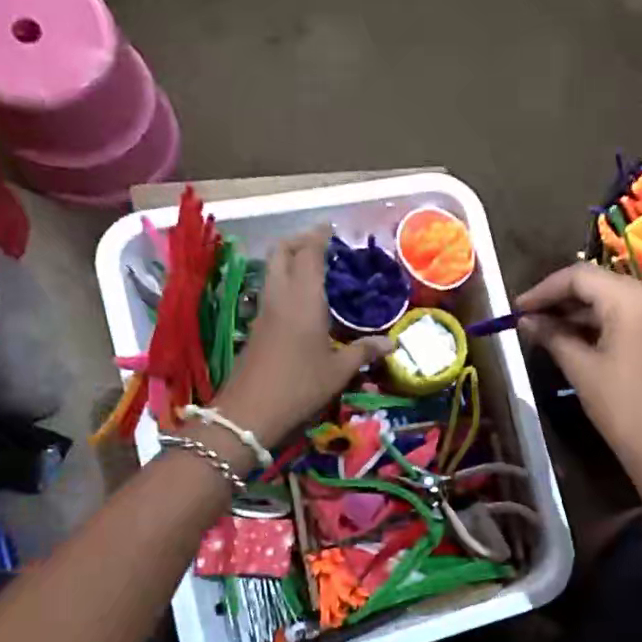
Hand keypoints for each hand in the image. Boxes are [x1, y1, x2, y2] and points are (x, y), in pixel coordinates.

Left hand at [211, 227, 390, 446]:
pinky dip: (285, 282)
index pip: (308, 254)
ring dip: (289, 260)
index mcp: (304, 299)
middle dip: (298, 241)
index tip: (330, 228)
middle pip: (281, 253)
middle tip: (320, 244)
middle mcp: (280, 297)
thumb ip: (364, 352)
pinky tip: (301, 300)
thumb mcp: (339, 371)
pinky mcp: (256, 327)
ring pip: (272, 271)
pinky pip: (271, 291)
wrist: (250, 412)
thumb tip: (392, 343)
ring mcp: (264, 311)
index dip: (319, 237)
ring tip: (313, 268)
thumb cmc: (300, 386)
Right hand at [516, 263, 641, 482]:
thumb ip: (552, 335)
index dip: (545, 289)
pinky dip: (604, 321)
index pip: (581, 276)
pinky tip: (575, 335)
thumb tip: (525, 320)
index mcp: (635, 299)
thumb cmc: (620, 407)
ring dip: (581, 311)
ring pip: (615, 298)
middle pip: (600, 283)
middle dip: (562, 299)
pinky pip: (631, 314)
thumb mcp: (581, 368)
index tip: (517, 308)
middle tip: (529, 318)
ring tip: (546, 328)